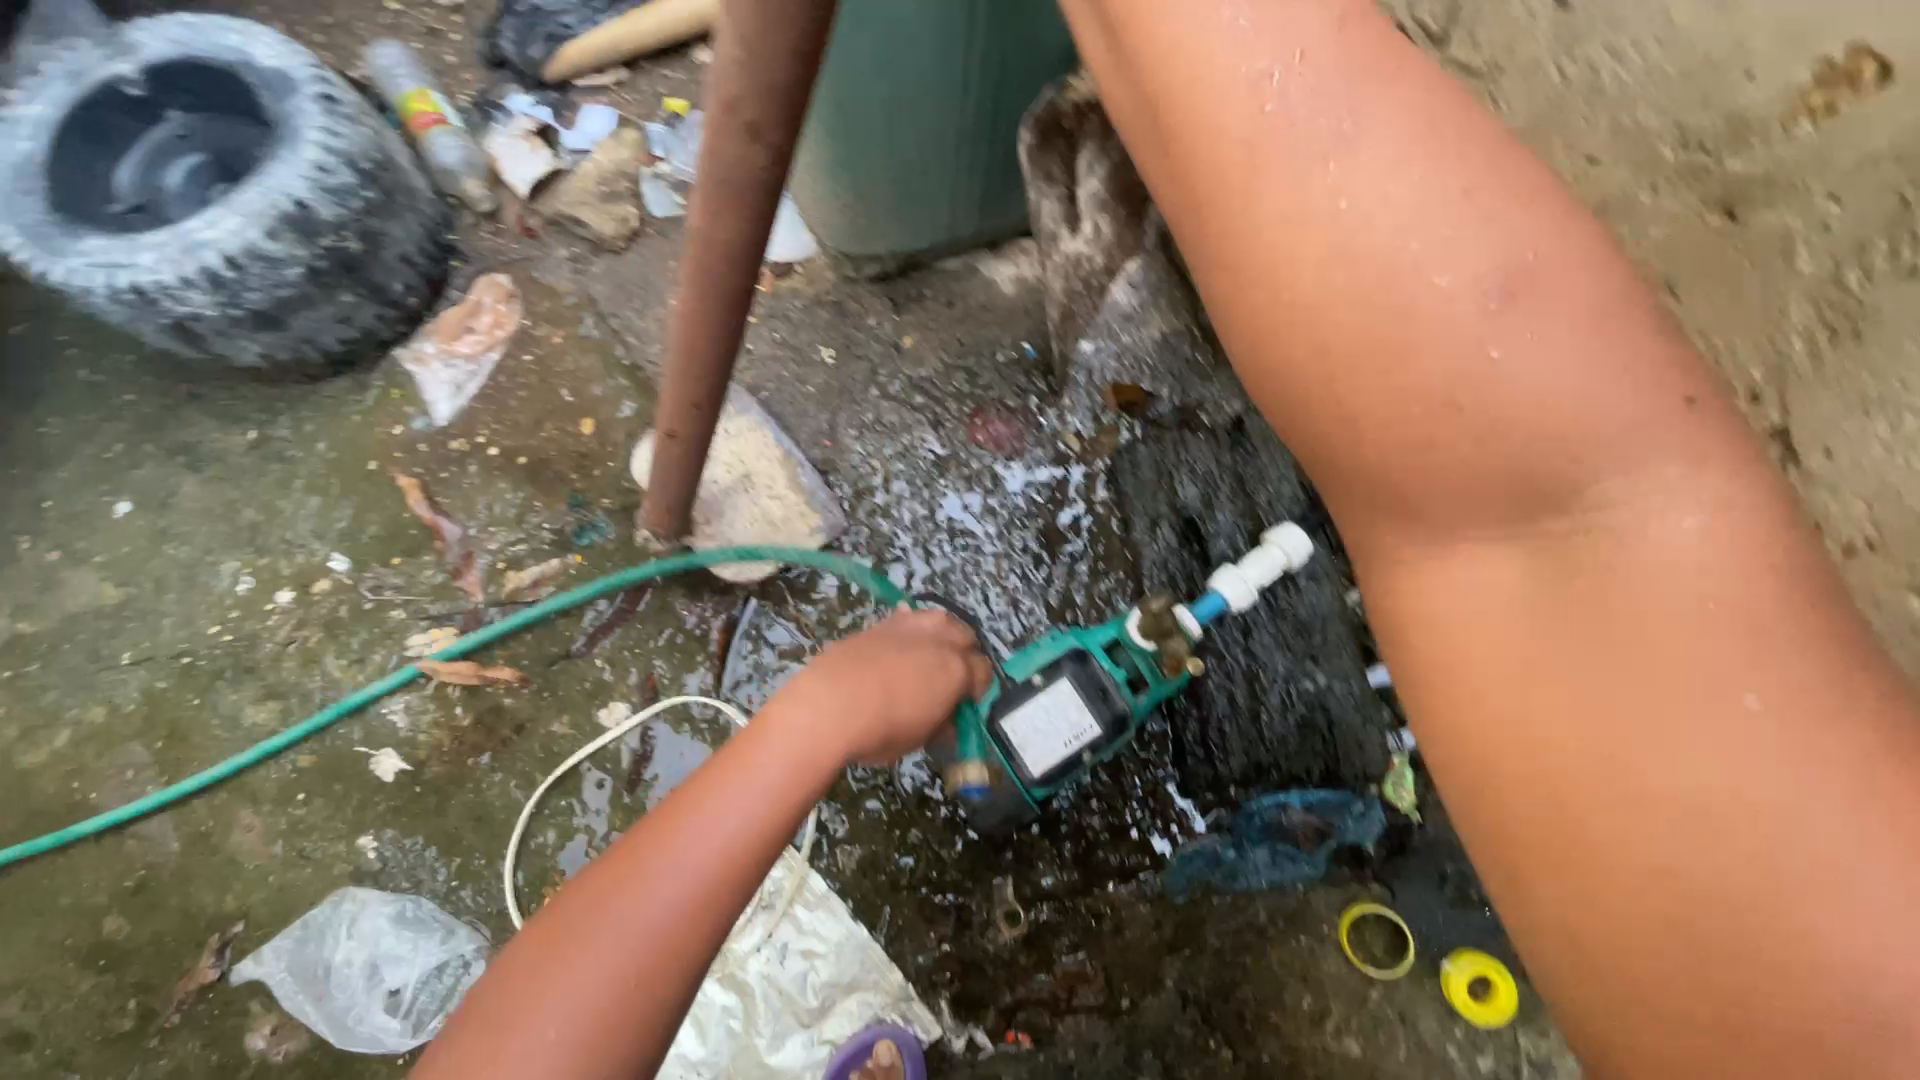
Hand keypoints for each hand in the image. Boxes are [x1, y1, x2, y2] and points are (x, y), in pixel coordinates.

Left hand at [770, 607, 993, 765]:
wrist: (828, 706)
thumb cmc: (880, 731)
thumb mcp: (919, 738)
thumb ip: (940, 722)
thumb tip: (945, 720)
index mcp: (957, 671)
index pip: (984, 672)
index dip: (977, 689)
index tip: (964, 704)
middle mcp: (939, 641)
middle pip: (967, 638)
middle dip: (964, 655)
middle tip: (948, 678)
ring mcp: (909, 626)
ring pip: (940, 619)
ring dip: (942, 634)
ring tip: (929, 654)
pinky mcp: (880, 623)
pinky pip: (907, 617)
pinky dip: (910, 627)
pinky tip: (900, 643)